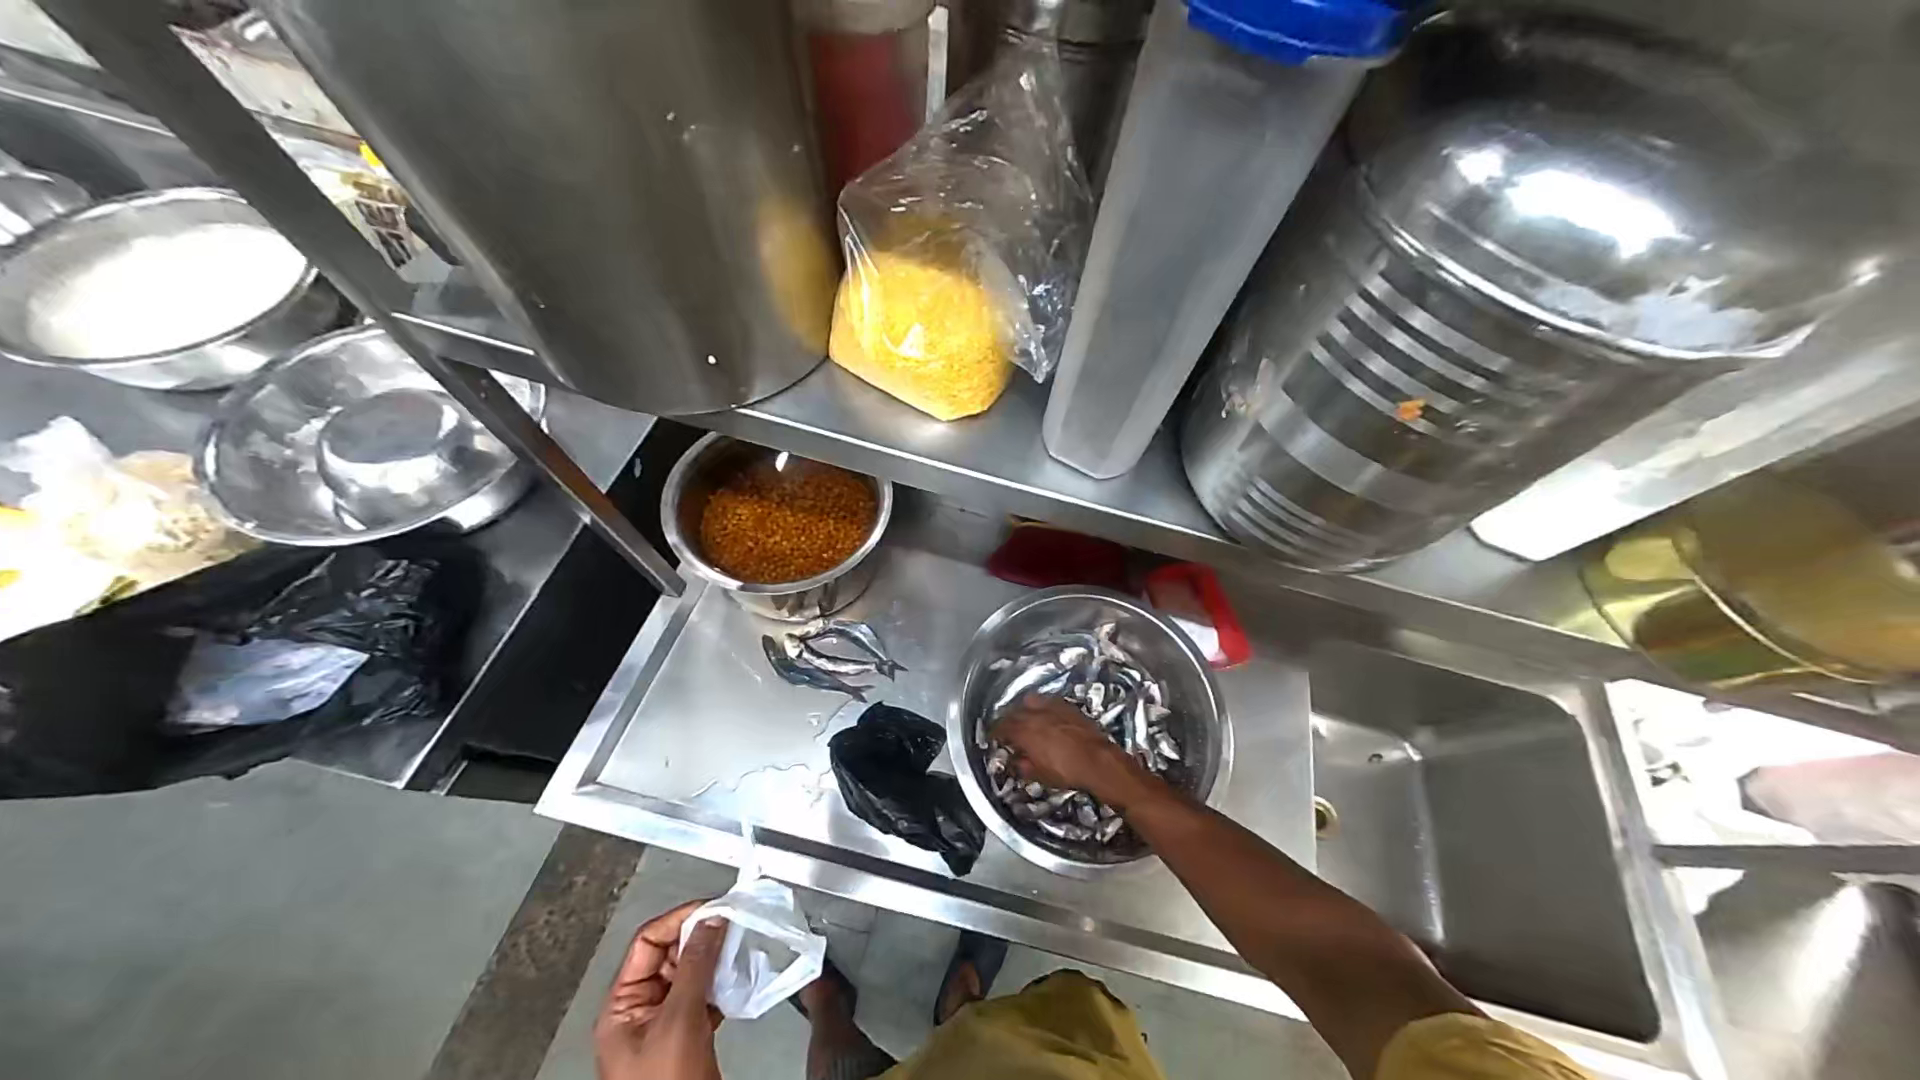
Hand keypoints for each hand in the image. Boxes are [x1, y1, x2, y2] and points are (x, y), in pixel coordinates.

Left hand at [594, 899, 728, 1079]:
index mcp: (622, 1006)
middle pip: (670, 955)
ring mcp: (665, 1025)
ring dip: (715, 959)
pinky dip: (722, 983)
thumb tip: (711, 920)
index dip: (679, 920)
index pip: (647, 943)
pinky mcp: (688, 1036)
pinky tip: (739, 978)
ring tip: (739, 947)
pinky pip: (705, 995)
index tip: (712, 907)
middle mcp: (640, 1011)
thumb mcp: (679, 1021)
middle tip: (731, 924)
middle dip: (700, 938)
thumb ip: (695, 966)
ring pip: (690, 973)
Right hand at [996, 694, 1156, 805]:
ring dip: (1024, 709)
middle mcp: (1036, 715)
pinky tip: (1046, 713)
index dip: (996, 732)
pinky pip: (1049, 701)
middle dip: (1007, 720)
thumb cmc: (1067, 771)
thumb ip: (1024, 766)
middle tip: (1006, 728)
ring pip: (1030, 701)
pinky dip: (1043, 706)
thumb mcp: (1040, 775)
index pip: (1002, 728)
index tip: (994, 736)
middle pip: (1014, 712)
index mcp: (1025, 732)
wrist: (1098, 762)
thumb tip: (1018, 763)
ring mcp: (1053, 708)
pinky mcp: (1068, 706)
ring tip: (1024, 717)